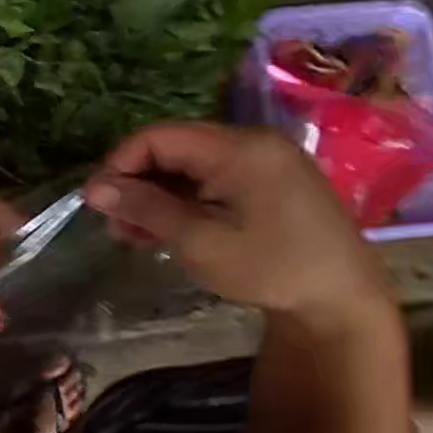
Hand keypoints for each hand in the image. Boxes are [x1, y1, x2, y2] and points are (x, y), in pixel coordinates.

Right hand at [84, 122, 394, 326]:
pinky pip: (213, 181)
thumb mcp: (199, 240)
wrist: (339, 295)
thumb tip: (94, 188)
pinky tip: (166, 230)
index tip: (95, 201)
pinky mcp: (268, 183)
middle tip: (114, 225)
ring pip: (191, 168)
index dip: (120, 163)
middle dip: (137, 183)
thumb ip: (146, 208)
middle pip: (175, 149)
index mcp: (236, 147)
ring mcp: (262, 162)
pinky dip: (184, 202)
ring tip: (133, 235)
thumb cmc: (268, 267)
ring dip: (157, 197)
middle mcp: (250, 142)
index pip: (159, 136)